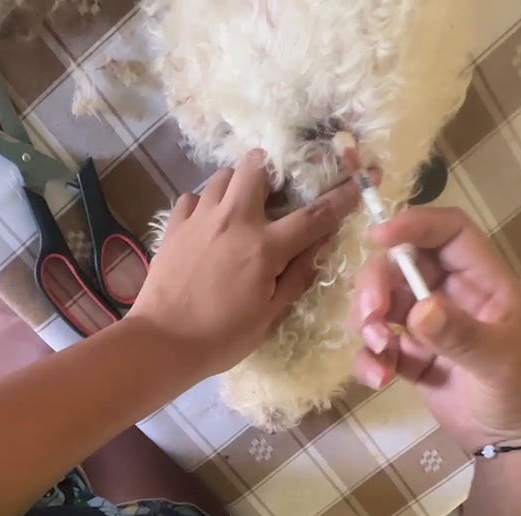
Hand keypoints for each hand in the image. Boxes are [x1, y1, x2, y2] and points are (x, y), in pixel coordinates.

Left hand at [127, 149, 359, 375]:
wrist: (161, 344)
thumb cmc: (220, 339)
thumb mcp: (268, 317)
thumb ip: (296, 277)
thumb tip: (320, 246)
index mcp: (264, 248)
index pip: (314, 215)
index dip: (342, 197)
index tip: (359, 182)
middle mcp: (233, 221)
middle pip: (257, 165)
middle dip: (272, 169)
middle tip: (275, 193)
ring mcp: (200, 220)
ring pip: (223, 176)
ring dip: (237, 186)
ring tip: (239, 210)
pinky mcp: (173, 227)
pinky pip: (192, 198)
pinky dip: (203, 205)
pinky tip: (206, 226)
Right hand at [350, 207, 520, 450]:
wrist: (516, 441)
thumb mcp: (499, 362)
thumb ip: (460, 335)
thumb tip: (417, 312)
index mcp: (482, 281)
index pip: (448, 233)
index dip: (414, 225)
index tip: (378, 235)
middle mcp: (451, 296)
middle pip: (401, 267)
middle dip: (376, 286)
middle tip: (369, 316)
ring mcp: (428, 327)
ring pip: (383, 306)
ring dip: (368, 325)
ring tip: (380, 354)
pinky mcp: (411, 358)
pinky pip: (379, 348)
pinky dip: (370, 361)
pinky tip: (379, 381)